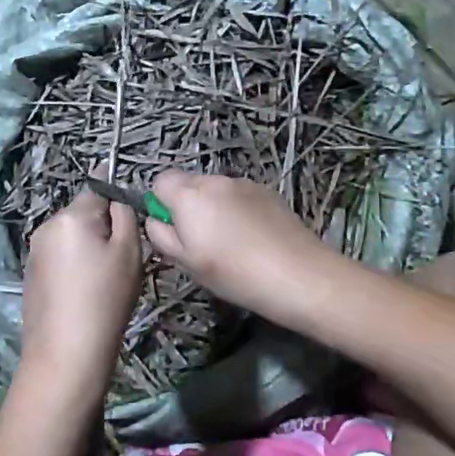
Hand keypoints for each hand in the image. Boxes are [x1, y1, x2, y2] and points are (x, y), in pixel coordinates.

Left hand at [20, 187, 141, 405]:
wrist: (66, 354)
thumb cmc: (105, 299)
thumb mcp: (129, 252)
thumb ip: (125, 216)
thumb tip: (116, 201)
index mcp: (70, 216)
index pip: (98, 189)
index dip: (117, 204)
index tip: (129, 229)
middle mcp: (46, 226)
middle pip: (82, 213)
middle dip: (101, 227)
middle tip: (120, 260)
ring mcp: (34, 251)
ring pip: (70, 236)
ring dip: (87, 247)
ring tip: (103, 280)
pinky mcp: (31, 274)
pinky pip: (59, 256)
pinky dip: (73, 265)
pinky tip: (83, 293)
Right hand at [144, 170, 337, 318]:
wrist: (298, 274)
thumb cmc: (234, 274)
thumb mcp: (187, 263)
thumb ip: (162, 236)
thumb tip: (156, 220)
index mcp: (190, 196)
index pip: (161, 180)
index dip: (162, 203)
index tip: (174, 229)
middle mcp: (215, 181)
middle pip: (189, 183)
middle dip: (188, 205)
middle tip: (202, 241)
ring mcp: (244, 183)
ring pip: (215, 190)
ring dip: (214, 208)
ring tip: (231, 243)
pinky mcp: (267, 191)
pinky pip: (239, 196)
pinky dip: (237, 210)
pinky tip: (252, 238)